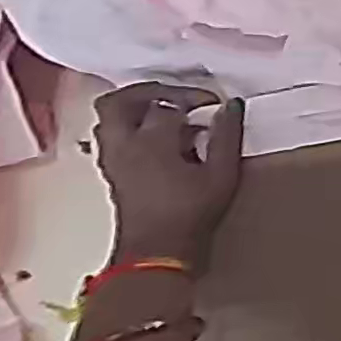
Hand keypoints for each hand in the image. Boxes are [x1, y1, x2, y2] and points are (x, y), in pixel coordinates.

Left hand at [92, 83, 245, 268]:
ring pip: (110, 114)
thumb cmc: (193, 211)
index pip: (170, 104)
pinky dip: (131, 122)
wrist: (157, 250)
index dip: (196, 99)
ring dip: (138, 105)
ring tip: (168, 112)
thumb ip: (227, 136)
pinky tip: (156, 135)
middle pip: (124, 99)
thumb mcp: (222, 174)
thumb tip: (231, 105)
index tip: (218, 105)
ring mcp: (111, 155)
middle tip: (183, 96)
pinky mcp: (109, 167)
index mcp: (151, 141)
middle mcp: (123, 142)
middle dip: (154, 90)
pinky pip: (111, 131)